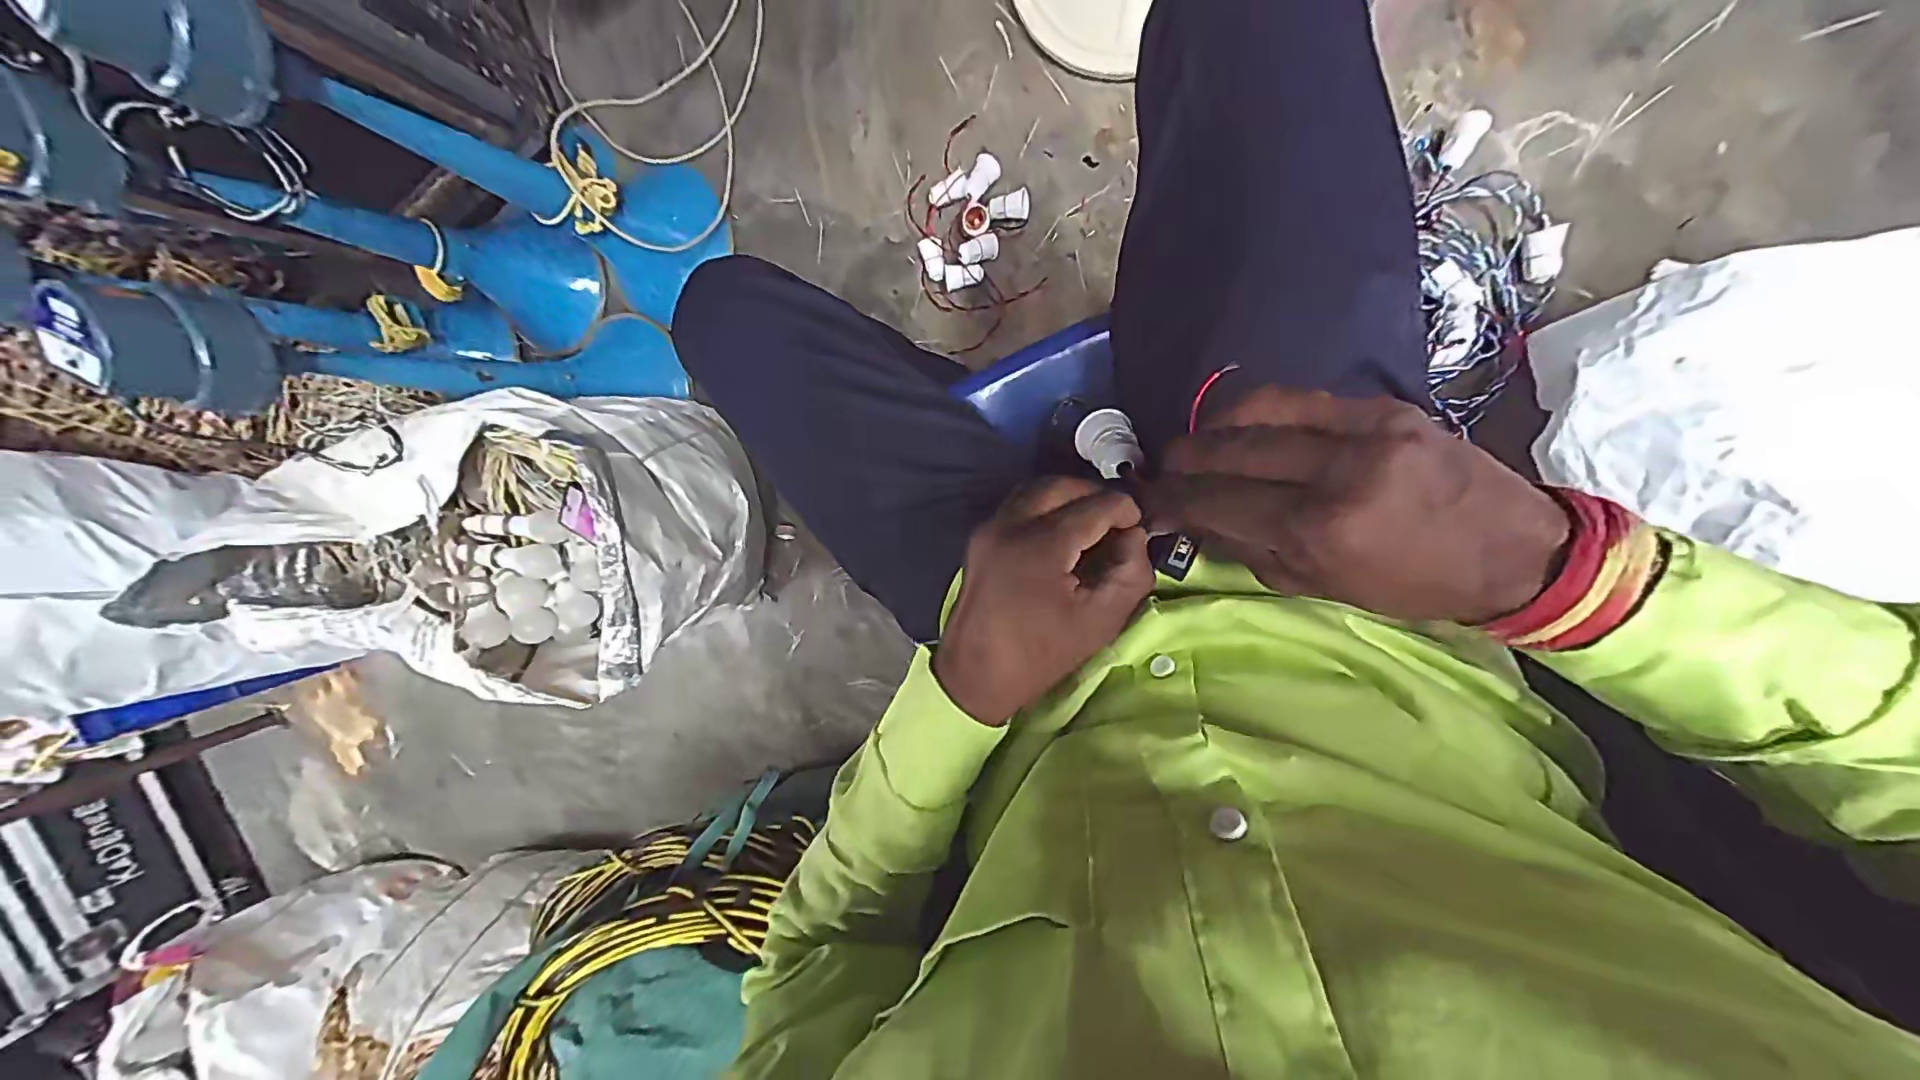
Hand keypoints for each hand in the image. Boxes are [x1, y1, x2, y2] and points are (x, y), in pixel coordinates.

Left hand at [934, 477, 1154, 725]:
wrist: (975, 676)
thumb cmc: (1041, 654)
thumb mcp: (1102, 620)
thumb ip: (1131, 571)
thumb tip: (1134, 537)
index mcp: (1040, 543)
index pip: (1095, 505)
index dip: (1125, 510)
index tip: (1138, 527)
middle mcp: (1009, 524)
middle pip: (1060, 485)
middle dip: (1094, 495)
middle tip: (1117, 520)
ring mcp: (989, 529)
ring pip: (1034, 490)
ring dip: (1067, 497)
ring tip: (1091, 525)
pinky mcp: (979, 539)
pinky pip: (1017, 506)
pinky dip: (1044, 507)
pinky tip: (1061, 534)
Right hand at [1145, 386, 1569, 623]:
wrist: (1513, 550)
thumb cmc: (1408, 584)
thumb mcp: (1318, 585)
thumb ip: (1247, 549)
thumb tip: (1195, 519)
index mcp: (1320, 529)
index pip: (1218, 501)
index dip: (1171, 500)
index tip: (1147, 502)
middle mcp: (1338, 471)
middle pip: (1230, 450)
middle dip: (1182, 460)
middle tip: (1163, 470)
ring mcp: (1365, 430)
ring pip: (1257, 410)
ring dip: (1212, 426)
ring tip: (1198, 444)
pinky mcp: (1385, 407)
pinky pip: (1299, 399)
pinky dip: (1256, 412)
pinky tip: (1243, 427)